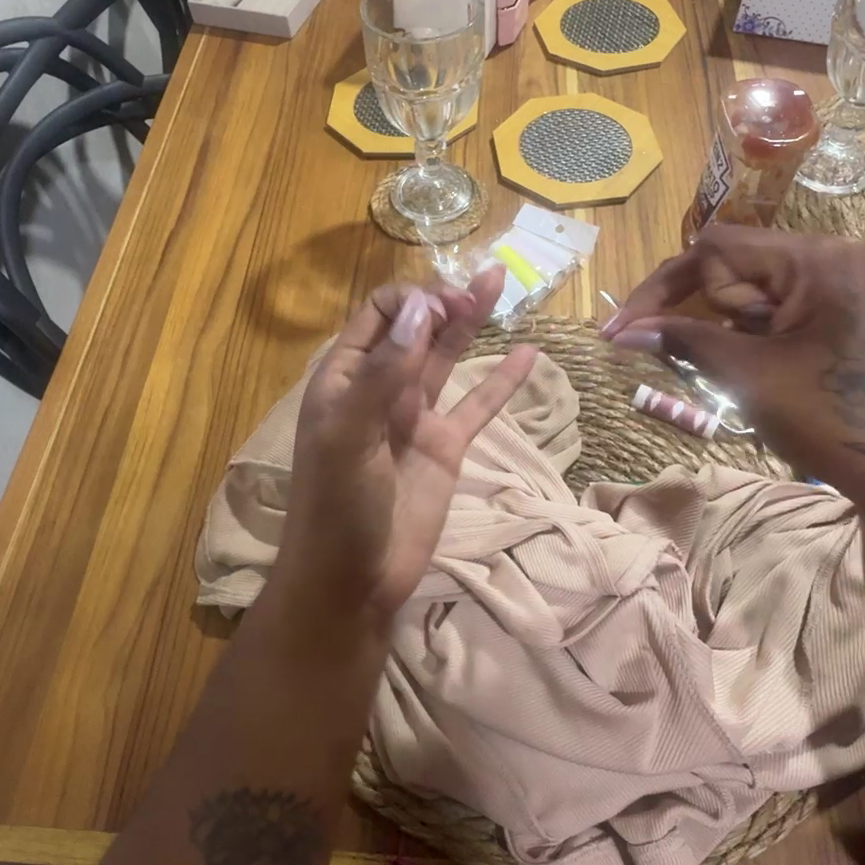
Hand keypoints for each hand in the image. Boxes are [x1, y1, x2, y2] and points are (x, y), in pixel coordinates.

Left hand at [279, 266, 537, 618]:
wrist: (352, 581)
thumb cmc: (337, 507)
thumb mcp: (349, 436)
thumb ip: (383, 374)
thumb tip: (421, 309)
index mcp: (344, 378)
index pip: (380, 316)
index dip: (413, 301)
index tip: (443, 307)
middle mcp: (380, 389)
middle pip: (416, 328)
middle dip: (446, 300)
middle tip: (487, 282)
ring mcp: (415, 417)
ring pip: (447, 358)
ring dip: (471, 322)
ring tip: (502, 284)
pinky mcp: (445, 448)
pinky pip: (477, 407)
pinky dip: (501, 383)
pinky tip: (527, 355)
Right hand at [601, 226, 864, 508]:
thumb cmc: (831, 420)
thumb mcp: (749, 375)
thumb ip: (684, 341)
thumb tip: (625, 332)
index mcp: (817, 259)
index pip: (716, 249)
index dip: (661, 288)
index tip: (621, 331)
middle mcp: (833, 258)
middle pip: (733, 267)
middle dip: (693, 312)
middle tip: (668, 359)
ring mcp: (844, 287)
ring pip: (752, 293)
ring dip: (718, 329)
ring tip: (715, 375)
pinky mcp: (845, 315)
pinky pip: (778, 311)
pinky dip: (747, 337)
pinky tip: (741, 370)